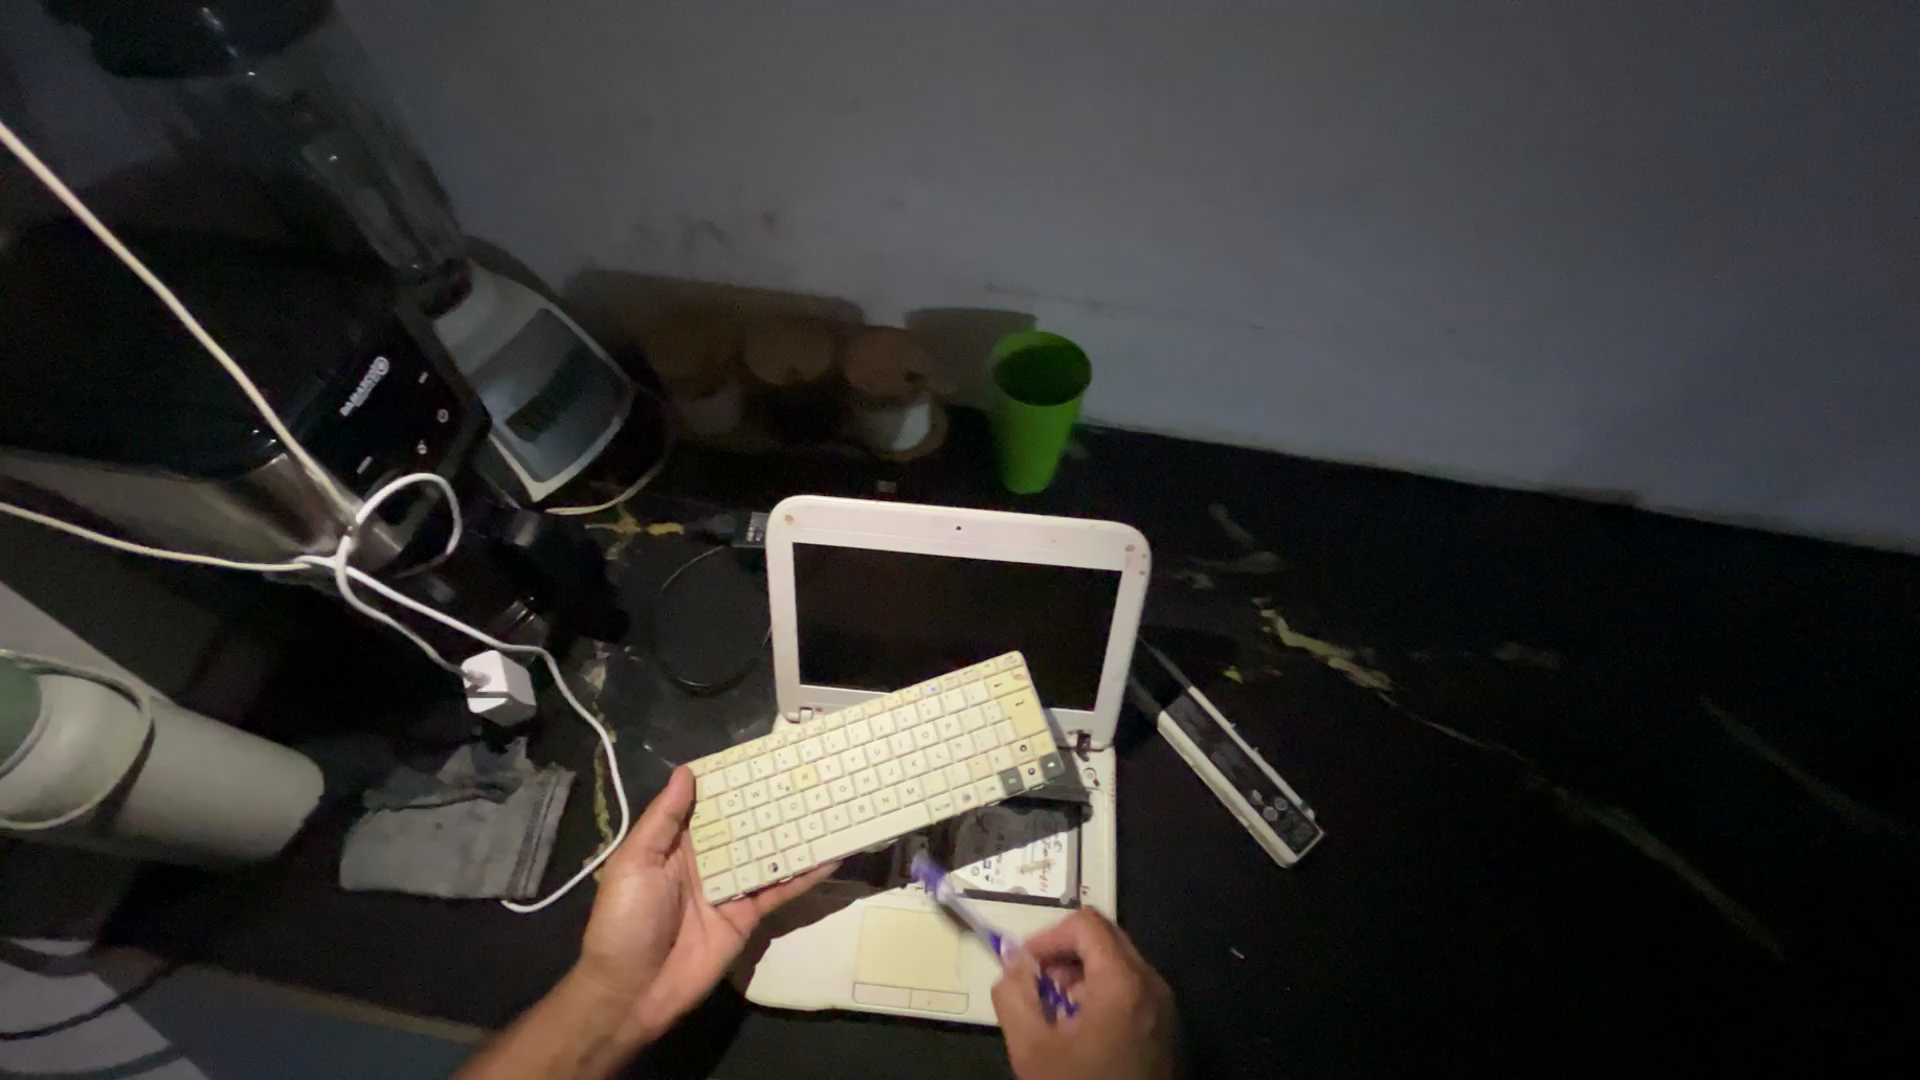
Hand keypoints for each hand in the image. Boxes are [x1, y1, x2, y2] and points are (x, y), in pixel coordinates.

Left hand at [572, 766, 836, 1042]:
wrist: (631, 995)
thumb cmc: (625, 922)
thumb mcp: (634, 863)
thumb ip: (664, 819)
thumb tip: (688, 771)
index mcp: (680, 842)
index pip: (712, 802)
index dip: (736, 780)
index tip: (767, 755)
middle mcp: (711, 858)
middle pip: (748, 824)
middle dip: (775, 801)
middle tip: (811, 773)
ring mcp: (734, 886)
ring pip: (771, 851)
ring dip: (797, 832)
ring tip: (830, 806)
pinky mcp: (751, 913)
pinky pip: (781, 888)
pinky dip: (806, 874)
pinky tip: (831, 856)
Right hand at [992, 910, 1178, 1079]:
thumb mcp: (1032, 1049)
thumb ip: (1014, 994)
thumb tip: (1012, 962)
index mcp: (1123, 981)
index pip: (1084, 923)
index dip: (1048, 936)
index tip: (1027, 967)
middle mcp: (1151, 983)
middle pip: (1103, 938)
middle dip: (1065, 956)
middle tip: (1041, 990)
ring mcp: (1165, 1007)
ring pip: (1118, 963)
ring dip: (1082, 976)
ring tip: (1059, 1016)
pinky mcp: (1168, 1029)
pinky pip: (1132, 988)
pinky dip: (1103, 994)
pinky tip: (1084, 1034)